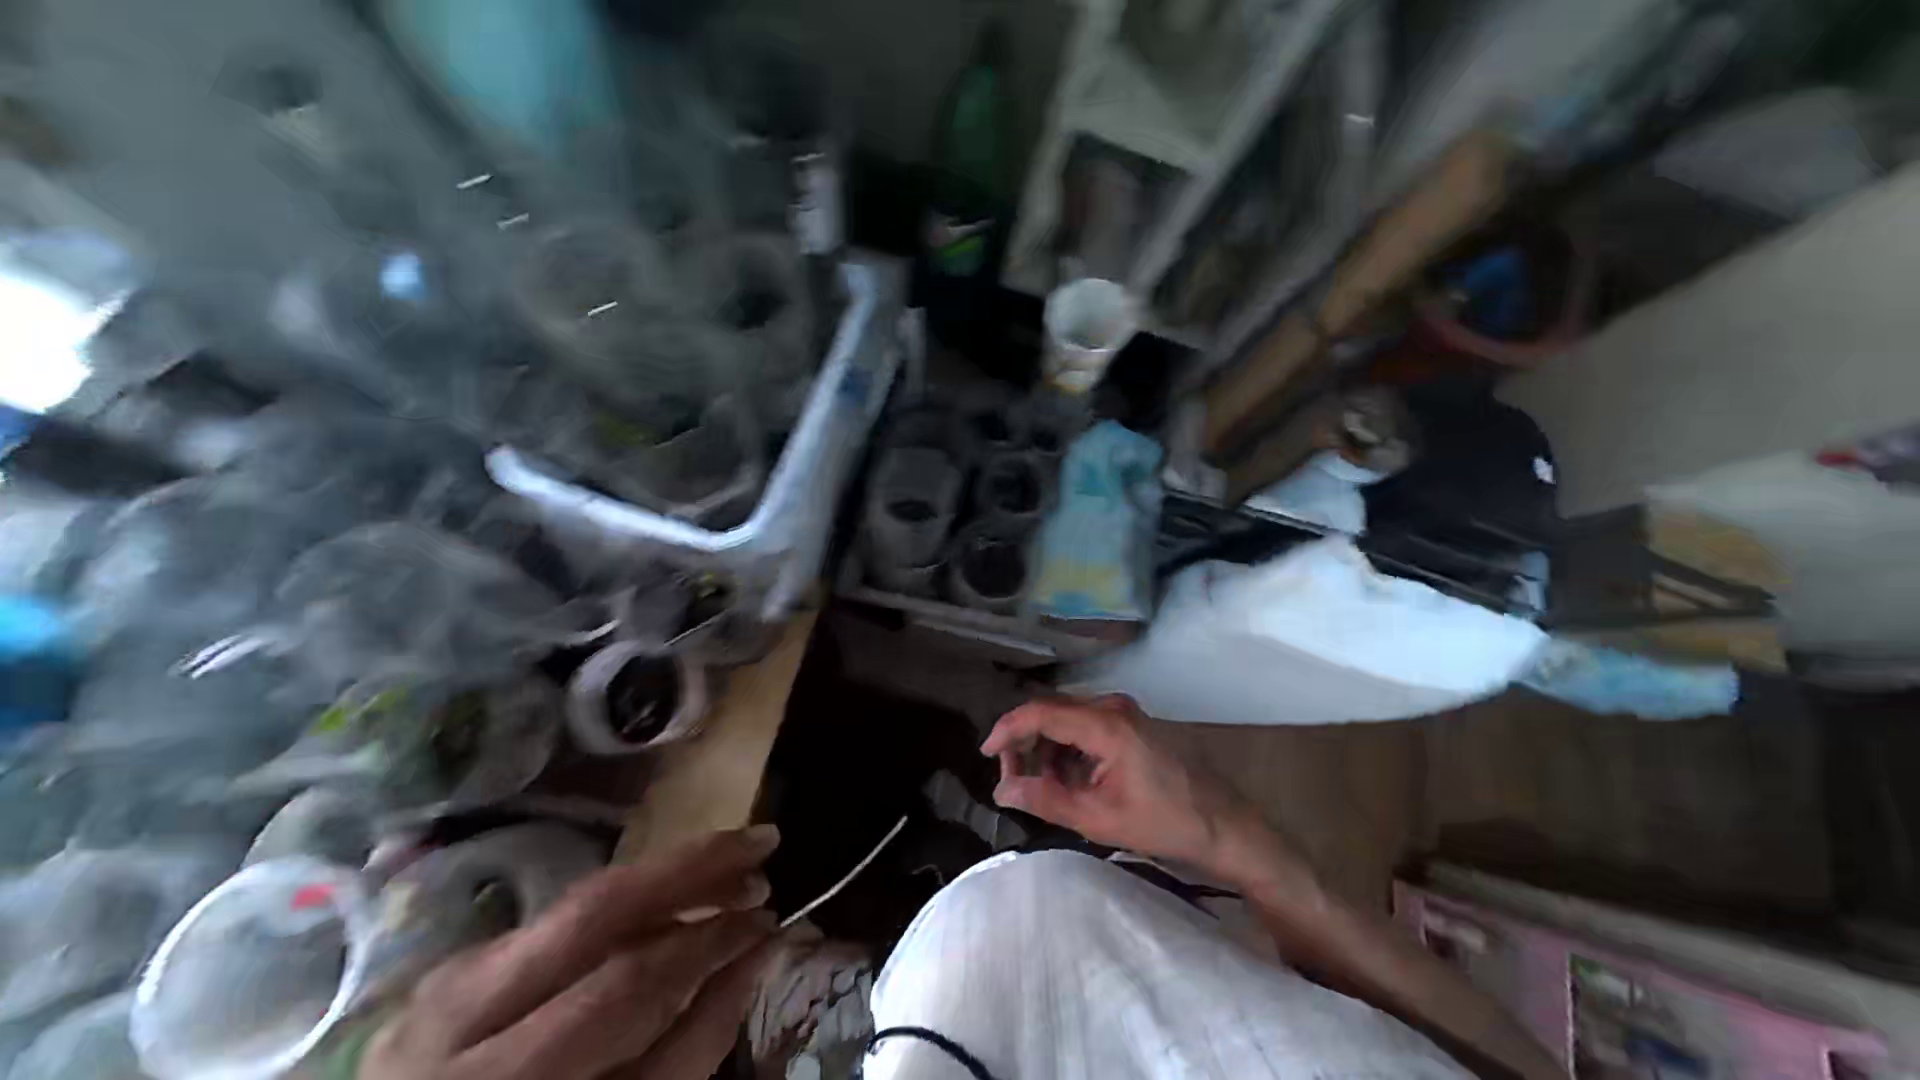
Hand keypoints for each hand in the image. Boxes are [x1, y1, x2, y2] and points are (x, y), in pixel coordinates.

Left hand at [360, 826, 782, 1079]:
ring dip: (669, 873)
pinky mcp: (458, 964)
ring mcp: (451, 984)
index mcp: (512, 1078)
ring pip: (582, 898)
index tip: (770, 922)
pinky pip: (566, 914)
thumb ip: (693, 1042)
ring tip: (731, 868)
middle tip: (762, 847)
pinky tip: (675, 899)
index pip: (629, 984)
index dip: (710, 943)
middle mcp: (464, 1019)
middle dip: (694, 869)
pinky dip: (632, 901)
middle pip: (599, 911)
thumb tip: (760, 952)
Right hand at [981, 695, 1258, 871]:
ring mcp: (1125, 713)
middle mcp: (1112, 707)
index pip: (1040, 712)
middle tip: (1016, 782)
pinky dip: (1070, 753)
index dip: (1007, 730)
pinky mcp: (1133, 725)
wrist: (1227, 827)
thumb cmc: (1165, 823)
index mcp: (1105, 724)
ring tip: (1045, 790)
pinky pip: (1087, 729)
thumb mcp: (1098, 818)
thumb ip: (1045, 800)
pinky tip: (1072, 783)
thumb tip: (1001, 790)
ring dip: (1048, 751)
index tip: (986, 755)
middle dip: (1026, 745)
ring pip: (1068, 722)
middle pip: (1052, 713)